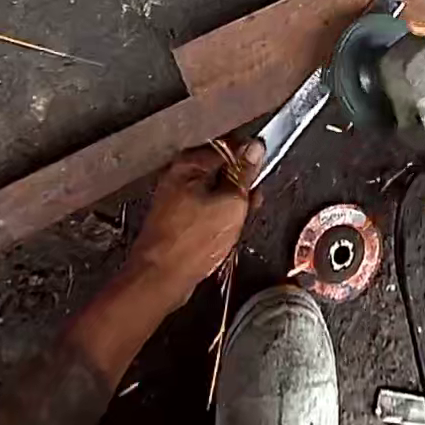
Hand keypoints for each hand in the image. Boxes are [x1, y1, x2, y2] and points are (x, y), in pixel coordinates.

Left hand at [124, 140, 262, 304]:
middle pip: (223, 169)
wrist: (160, 279)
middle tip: (250, 203)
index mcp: (191, 162)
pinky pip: (205, 208)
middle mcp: (180, 174)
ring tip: (236, 223)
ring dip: (231, 204)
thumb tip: (256, 149)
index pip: (231, 146)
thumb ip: (245, 173)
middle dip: (241, 186)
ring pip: (215, 191)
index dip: (251, 158)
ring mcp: (176, 196)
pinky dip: (218, 217)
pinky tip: (224, 233)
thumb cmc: (192, 242)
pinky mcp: (176, 217)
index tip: (264, 169)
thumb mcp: (232, 203)